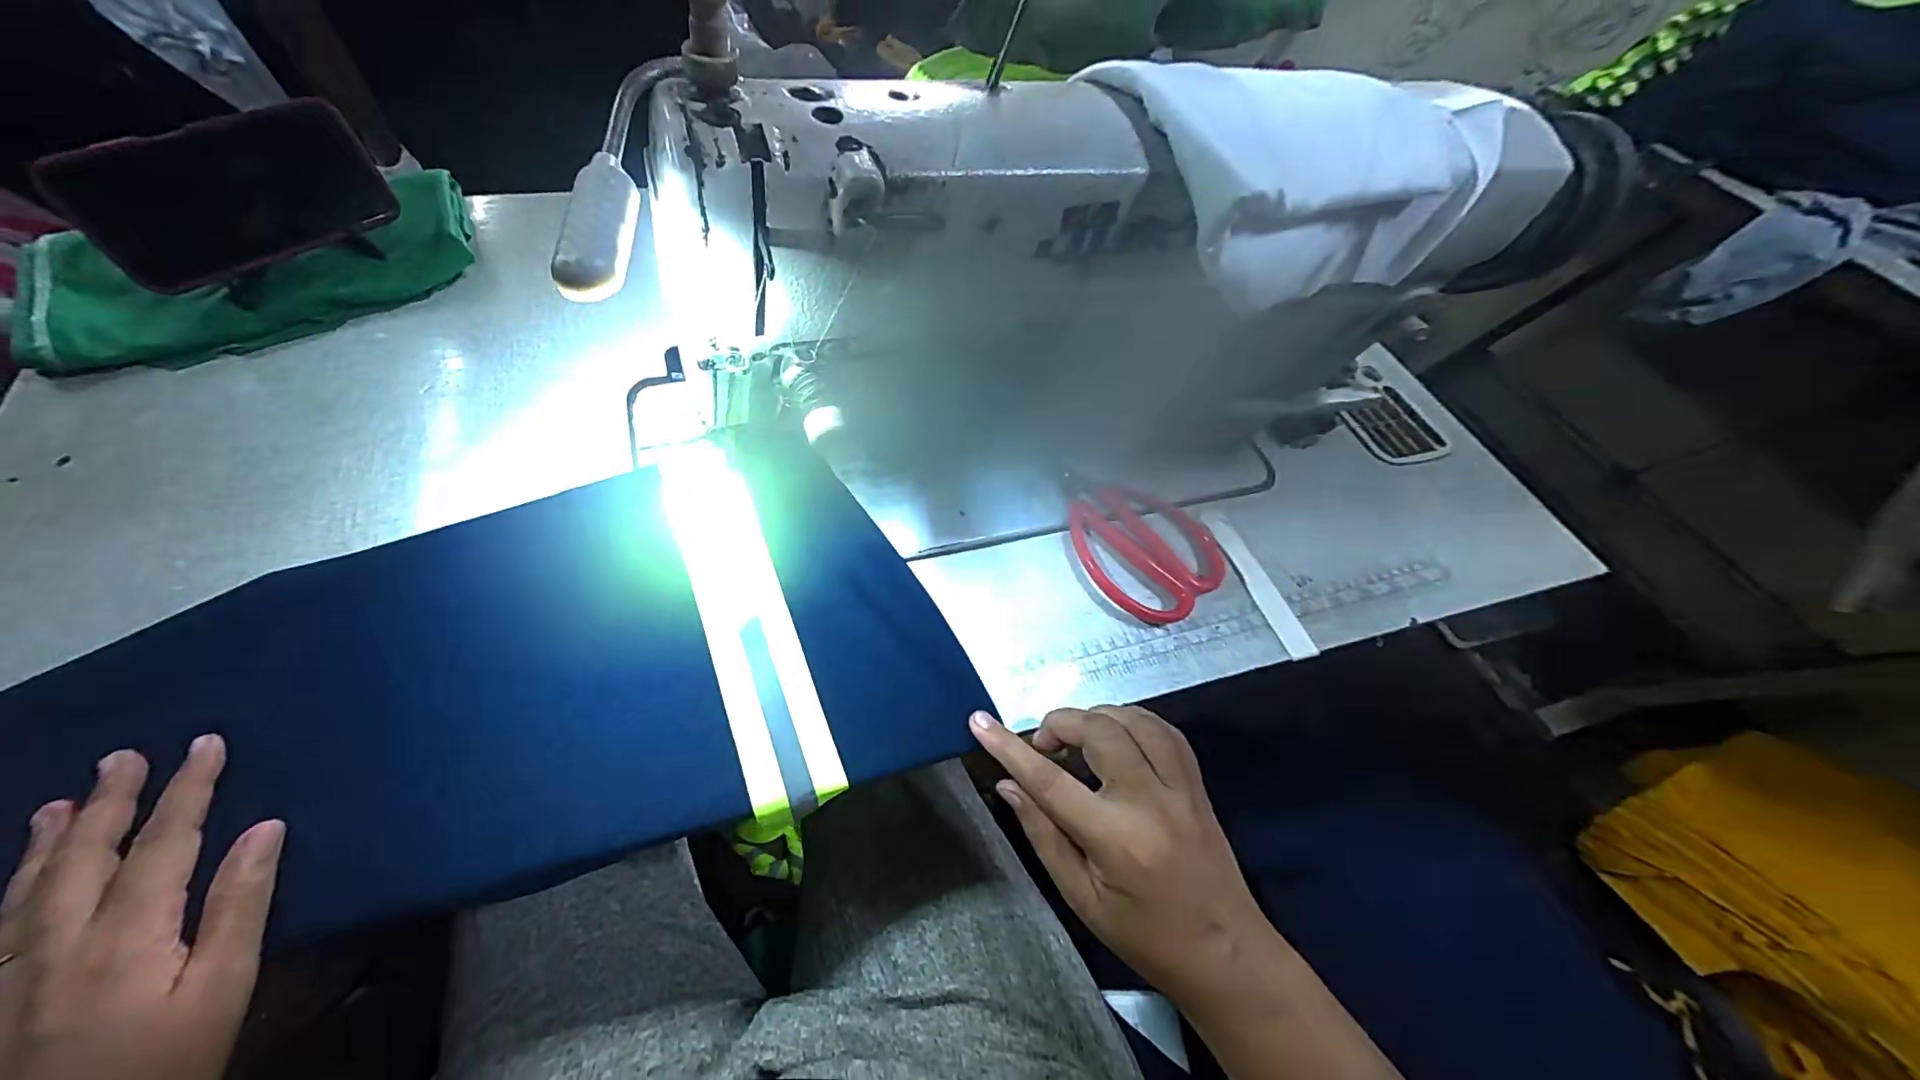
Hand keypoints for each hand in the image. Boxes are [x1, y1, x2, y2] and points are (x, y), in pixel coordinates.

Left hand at [0, 735, 285, 1079]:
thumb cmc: (166, 1062)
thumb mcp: (222, 990)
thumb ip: (240, 906)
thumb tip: (264, 829)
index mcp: (127, 935)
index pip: (165, 841)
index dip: (188, 789)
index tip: (206, 744)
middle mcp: (57, 943)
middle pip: (86, 856)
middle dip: (114, 802)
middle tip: (126, 756)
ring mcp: (6, 975)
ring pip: (27, 888)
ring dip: (51, 839)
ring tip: (65, 802)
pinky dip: (9, 887)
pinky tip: (19, 878)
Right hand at [971, 706, 1401, 1079]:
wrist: (1227, 953)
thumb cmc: (1145, 936)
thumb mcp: (1081, 897)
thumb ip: (1043, 834)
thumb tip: (1008, 785)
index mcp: (1116, 839)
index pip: (1050, 779)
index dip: (1009, 747)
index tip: (979, 721)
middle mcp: (1151, 801)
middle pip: (1098, 731)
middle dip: (1059, 724)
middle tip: (1041, 745)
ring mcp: (1181, 786)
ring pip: (1134, 719)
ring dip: (1095, 717)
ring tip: (1075, 738)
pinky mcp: (1197, 782)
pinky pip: (1163, 729)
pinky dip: (1131, 720)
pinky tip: (1115, 734)